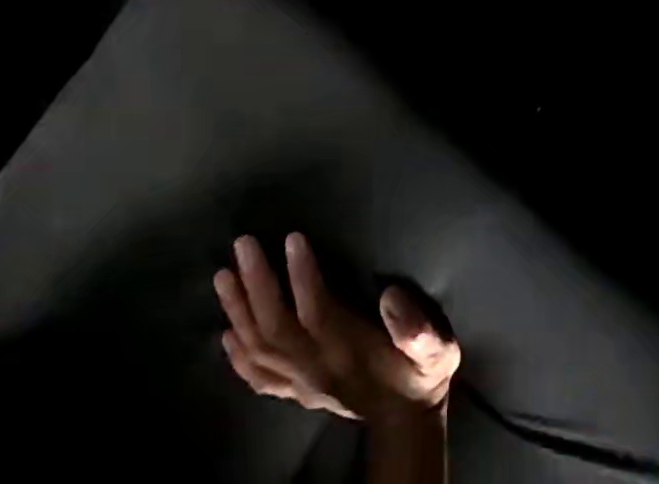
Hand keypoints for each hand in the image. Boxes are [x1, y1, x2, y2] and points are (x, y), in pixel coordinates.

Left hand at [214, 234, 460, 425]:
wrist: (406, 420)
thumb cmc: (421, 372)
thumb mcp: (435, 349)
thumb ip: (418, 328)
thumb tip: (391, 297)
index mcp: (348, 350)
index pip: (316, 311)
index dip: (302, 275)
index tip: (292, 237)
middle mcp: (316, 367)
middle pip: (276, 326)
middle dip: (256, 283)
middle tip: (243, 244)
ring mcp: (300, 383)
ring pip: (259, 348)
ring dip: (238, 310)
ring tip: (223, 274)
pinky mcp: (295, 391)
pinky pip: (257, 377)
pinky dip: (237, 355)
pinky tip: (226, 334)